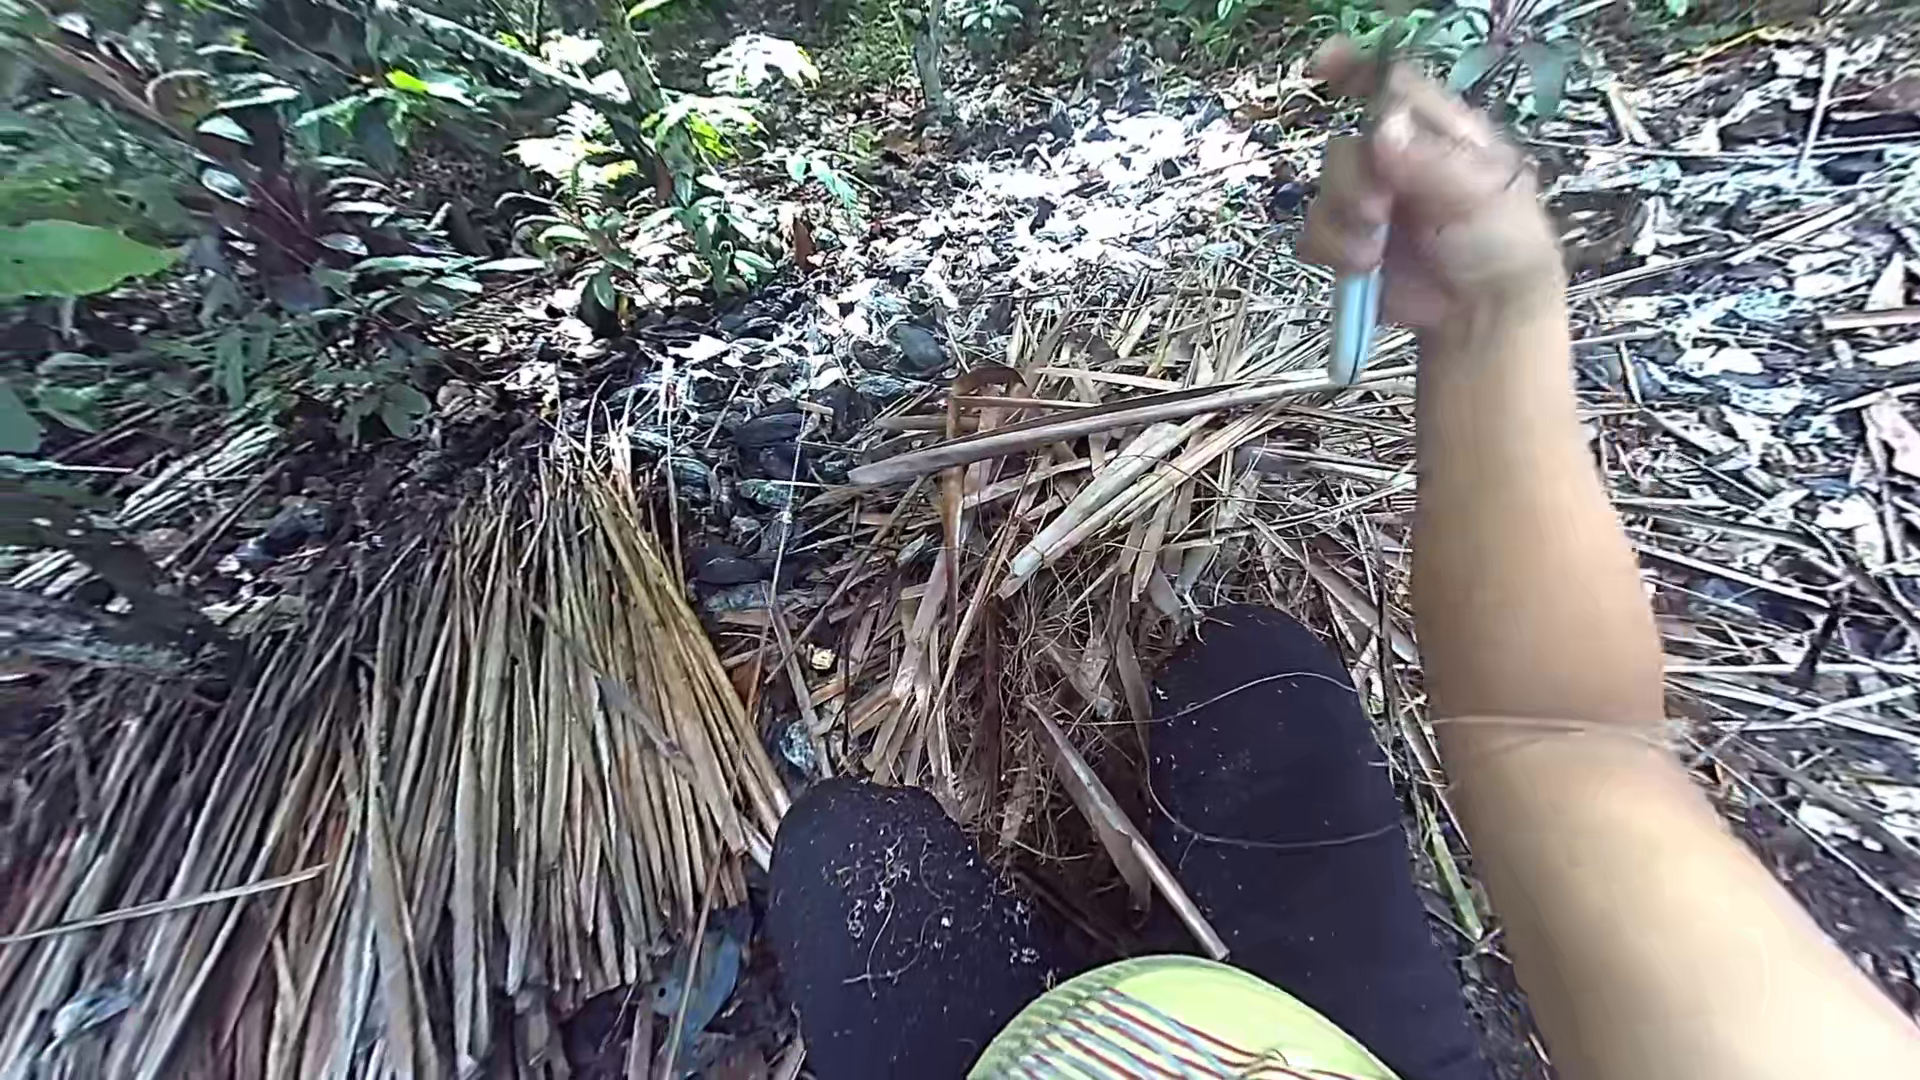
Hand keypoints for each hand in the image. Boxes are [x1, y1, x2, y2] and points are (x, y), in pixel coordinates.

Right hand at [1301, 38, 1564, 330]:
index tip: (1321, 65)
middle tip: (1380, 213)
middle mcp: (1395, 165)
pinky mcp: (1345, 246)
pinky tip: (1361, 266)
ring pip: (1323, 199)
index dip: (1357, 70)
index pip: (1392, 88)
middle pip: (1344, 151)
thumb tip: (1380, 129)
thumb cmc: (1500, 243)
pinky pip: (1312, 238)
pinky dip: (1331, 252)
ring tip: (1376, 253)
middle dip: (1353, 185)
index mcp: (1437, 135)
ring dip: (1344, 229)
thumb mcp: (1482, 193)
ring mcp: (1367, 208)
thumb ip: (1430, 162)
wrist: (1475, 310)